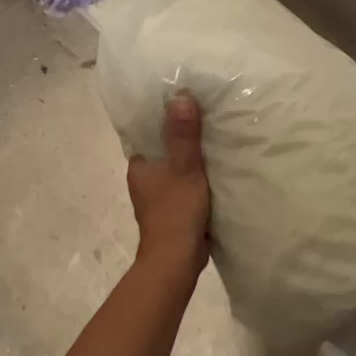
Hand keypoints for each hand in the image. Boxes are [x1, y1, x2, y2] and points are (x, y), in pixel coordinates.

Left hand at [127, 92, 210, 274]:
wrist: (176, 261)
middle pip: (164, 148)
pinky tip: (217, 166)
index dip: (165, 116)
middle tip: (207, 113)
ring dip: (191, 157)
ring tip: (216, 135)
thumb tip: (180, 94)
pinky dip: (198, 176)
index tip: (185, 100)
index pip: (148, 130)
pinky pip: (186, 184)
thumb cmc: (175, 211)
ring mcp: (158, 195)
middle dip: (182, 135)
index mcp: (138, 165)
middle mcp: (144, 177)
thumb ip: (183, 133)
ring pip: (176, 167)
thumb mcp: (184, 167)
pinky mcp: (174, 209)